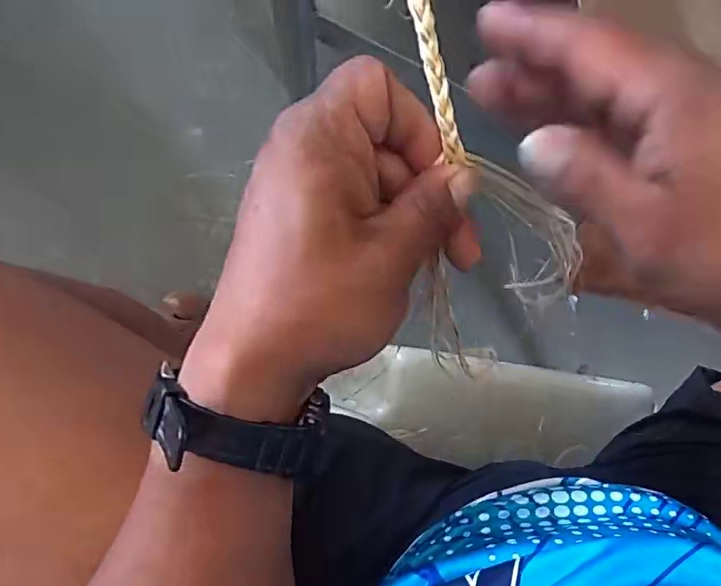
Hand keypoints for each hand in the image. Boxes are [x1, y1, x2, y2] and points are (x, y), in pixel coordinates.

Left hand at [184, 58, 481, 420]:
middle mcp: (304, 148)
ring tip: (434, 272)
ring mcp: (300, 187)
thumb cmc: (322, 305)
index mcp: (319, 137)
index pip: (379, 89)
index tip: (442, 189)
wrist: (255, 361)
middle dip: (429, 194)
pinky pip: (355, 209)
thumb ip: (431, 209)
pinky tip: (401, 274)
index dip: (421, 130)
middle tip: (461, 256)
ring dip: (414, 223)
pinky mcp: (301, 221)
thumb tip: (465, 178)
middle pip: (386, 143)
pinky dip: (386, 235)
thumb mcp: (390, 258)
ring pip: (377, 183)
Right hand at [468, 2, 720, 337]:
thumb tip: (533, 140)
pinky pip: (633, 128)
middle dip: (538, 69)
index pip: (591, 46)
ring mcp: (693, 122)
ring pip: (614, 97)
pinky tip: (563, 140)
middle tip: (483, 76)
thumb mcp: (642, 227)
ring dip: (561, 100)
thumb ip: (585, 178)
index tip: (485, 23)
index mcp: (671, 94)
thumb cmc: (719, 258)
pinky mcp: (696, 154)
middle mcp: (682, 92)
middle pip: (600, 66)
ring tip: (506, 101)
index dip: (535, 34)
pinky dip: (592, 131)